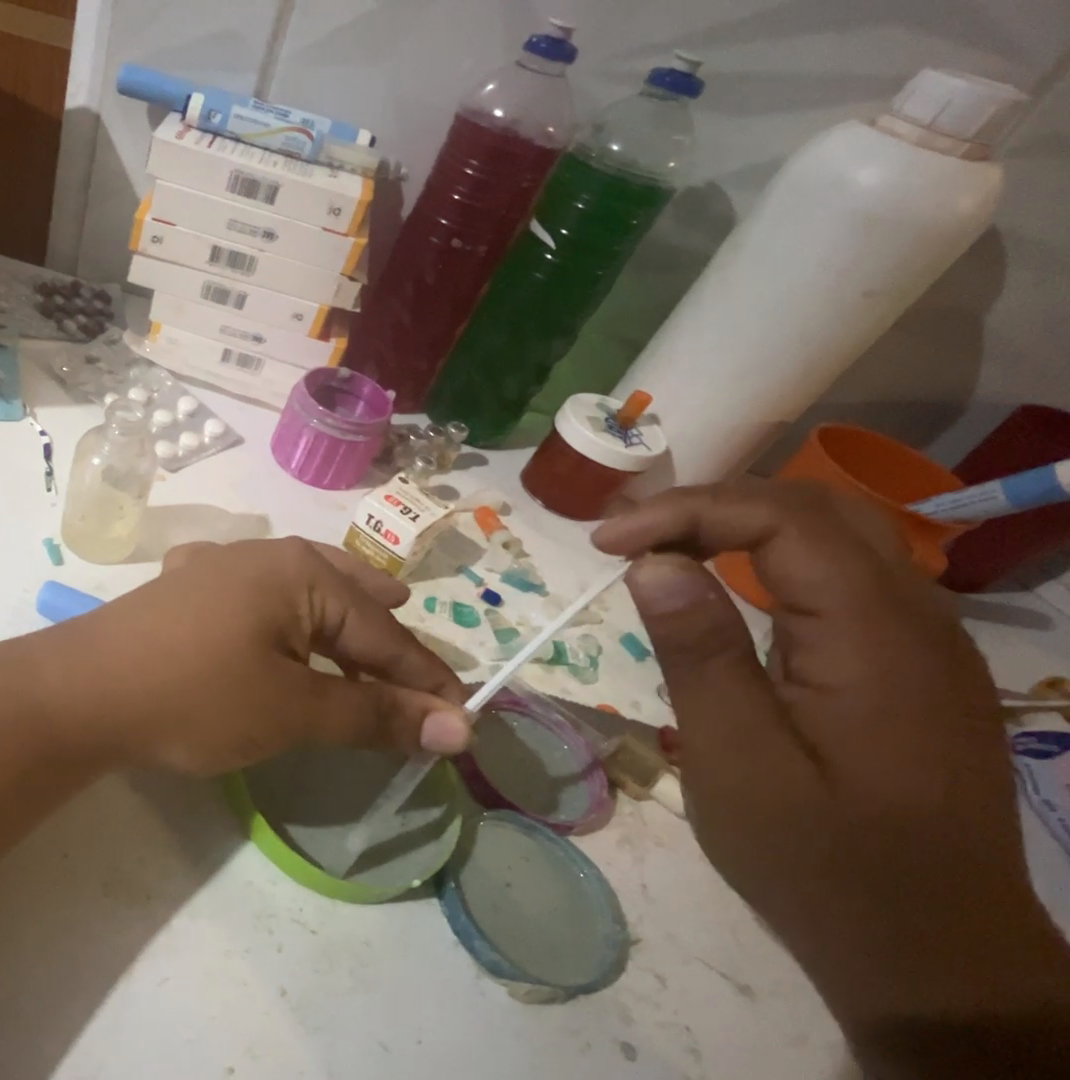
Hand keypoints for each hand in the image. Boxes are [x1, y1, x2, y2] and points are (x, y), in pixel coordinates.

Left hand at [33, 537, 470, 776]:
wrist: (82, 691)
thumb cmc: (197, 696)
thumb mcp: (293, 709)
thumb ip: (373, 714)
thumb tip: (457, 726)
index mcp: (302, 574)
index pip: (385, 634)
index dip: (425, 681)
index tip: (462, 721)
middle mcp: (263, 555)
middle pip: (346, 594)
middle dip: (386, 631)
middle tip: (420, 661)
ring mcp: (217, 567)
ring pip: (300, 585)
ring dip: (338, 611)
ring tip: (368, 621)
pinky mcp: (184, 589)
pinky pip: (254, 592)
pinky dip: (284, 609)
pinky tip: (276, 615)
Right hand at [594, 481, 1067, 1027]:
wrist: (931, 953)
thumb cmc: (820, 862)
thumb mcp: (737, 762)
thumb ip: (698, 653)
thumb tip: (651, 562)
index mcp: (876, 638)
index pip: (783, 520)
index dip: (686, 511)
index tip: (603, 543)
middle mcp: (916, 621)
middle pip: (819, 509)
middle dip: (712, 503)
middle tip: (625, 534)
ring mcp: (923, 643)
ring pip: (836, 536)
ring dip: (740, 524)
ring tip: (657, 548)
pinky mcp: (910, 667)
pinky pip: (843, 578)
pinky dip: (769, 559)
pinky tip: (719, 588)